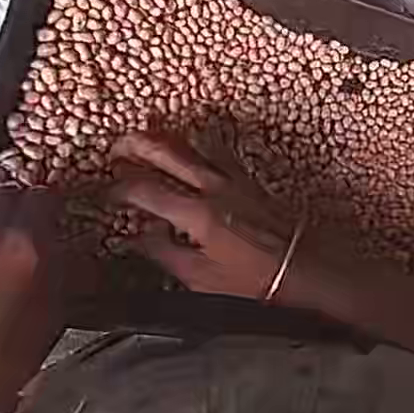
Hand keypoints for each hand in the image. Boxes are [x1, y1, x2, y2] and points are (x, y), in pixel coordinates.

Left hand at [0, 187, 63, 412]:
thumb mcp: (49, 321)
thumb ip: (62, 276)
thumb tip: (69, 258)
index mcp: (22, 246)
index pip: (46, 198)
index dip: (56, 207)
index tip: (61, 216)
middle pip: (6, 197)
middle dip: (22, 210)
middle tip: (34, 232)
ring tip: (0, 261)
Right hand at [104, 132, 325, 303]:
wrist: (305, 268)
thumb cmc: (258, 279)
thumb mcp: (202, 278)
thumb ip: (165, 254)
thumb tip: (138, 238)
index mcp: (197, 214)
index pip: (146, 190)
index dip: (120, 189)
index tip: (108, 194)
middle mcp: (215, 188)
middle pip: (167, 152)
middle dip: (137, 144)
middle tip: (117, 147)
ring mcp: (235, 180)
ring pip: (195, 145)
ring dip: (169, 137)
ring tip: (149, 133)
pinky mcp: (250, 180)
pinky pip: (219, 152)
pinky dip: (199, 144)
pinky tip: (193, 146)